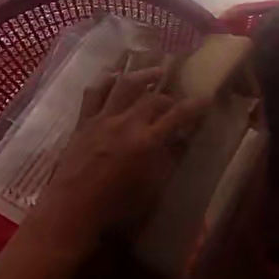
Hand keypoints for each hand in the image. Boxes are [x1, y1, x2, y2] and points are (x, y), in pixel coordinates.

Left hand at [23, 63, 207, 255]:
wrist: (72, 206)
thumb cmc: (115, 206)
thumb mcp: (151, 190)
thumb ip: (166, 163)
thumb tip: (178, 144)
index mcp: (147, 142)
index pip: (177, 117)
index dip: (194, 107)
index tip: (205, 99)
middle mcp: (126, 123)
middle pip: (152, 99)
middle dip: (168, 98)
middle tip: (175, 102)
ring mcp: (102, 118)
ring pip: (124, 86)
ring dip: (142, 76)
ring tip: (154, 73)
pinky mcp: (83, 121)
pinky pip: (94, 93)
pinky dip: (106, 81)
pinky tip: (113, 77)